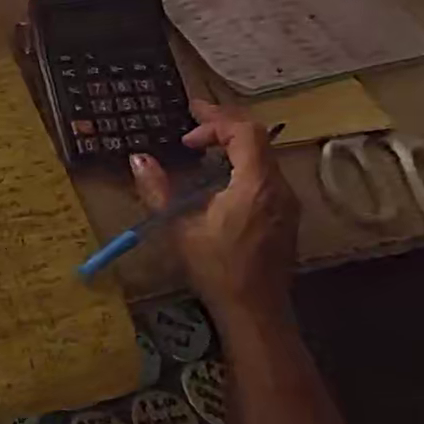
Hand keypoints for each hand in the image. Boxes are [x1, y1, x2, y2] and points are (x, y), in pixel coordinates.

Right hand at [131, 100, 299, 323]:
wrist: (255, 307)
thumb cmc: (215, 267)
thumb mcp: (179, 227)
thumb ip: (159, 189)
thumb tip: (138, 158)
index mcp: (255, 186)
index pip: (246, 133)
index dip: (216, 122)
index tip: (186, 132)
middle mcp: (279, 187)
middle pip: (259, 138)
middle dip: (225, 123)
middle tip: (193, 116)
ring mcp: (286, 201)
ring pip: (263, 155)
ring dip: (233, 143)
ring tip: (201, 144)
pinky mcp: (283, 213)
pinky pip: (265, 173)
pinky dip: (240, 162)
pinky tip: (216, 175)